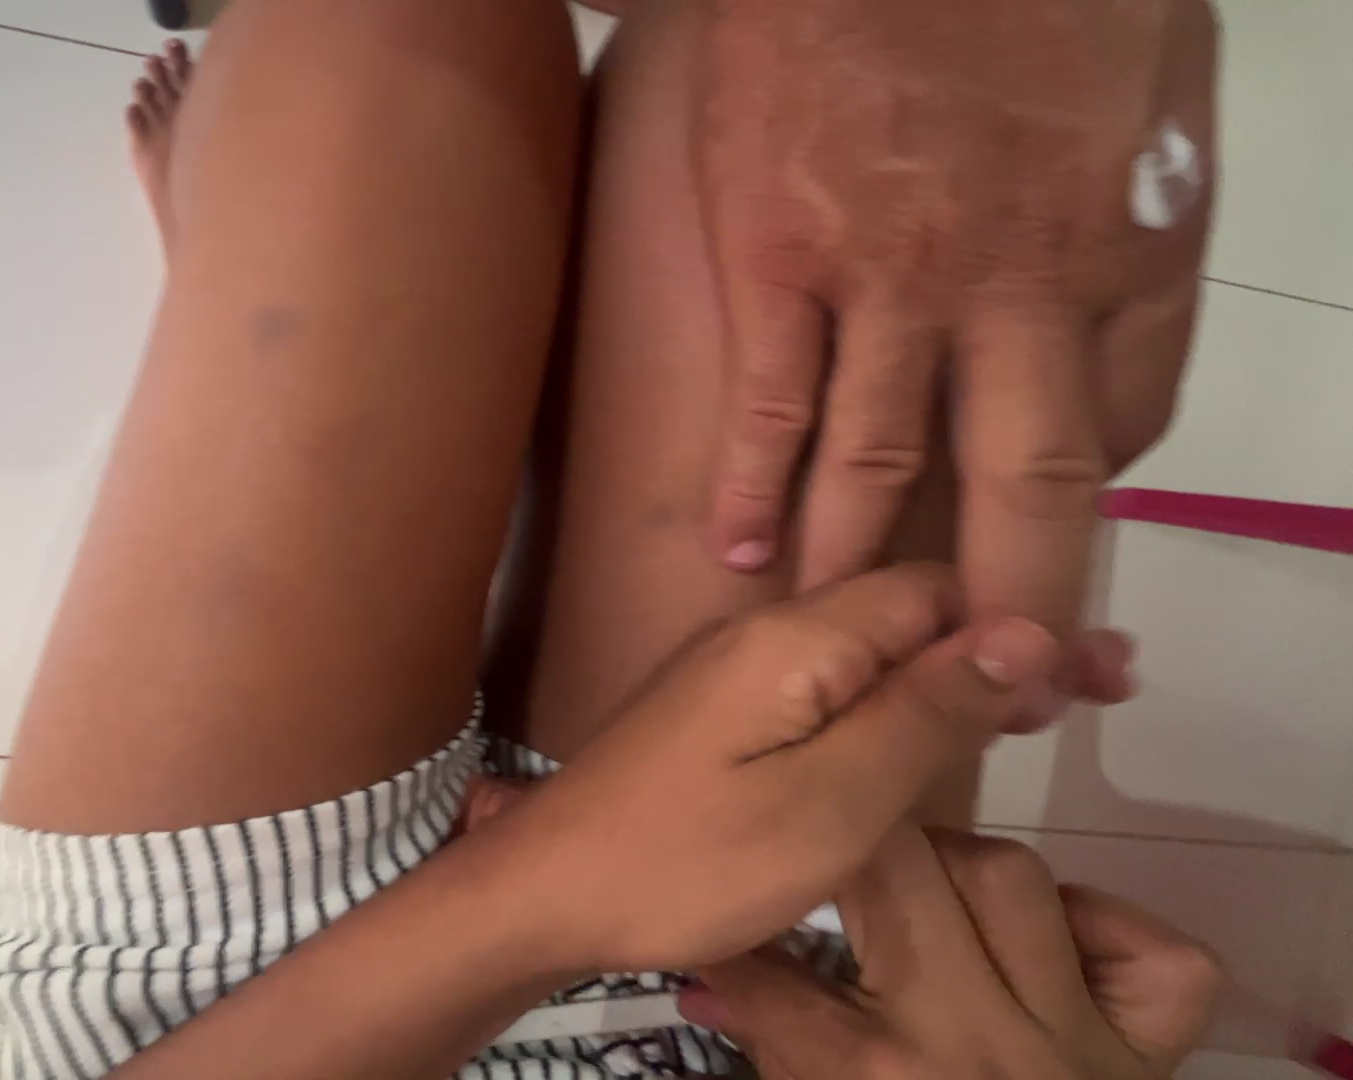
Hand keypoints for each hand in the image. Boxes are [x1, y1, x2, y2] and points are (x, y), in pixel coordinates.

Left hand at [484, 563, 1066, 975]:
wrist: (556, 882)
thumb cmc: (690, 857)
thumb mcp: (829, 801)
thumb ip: (921, 713)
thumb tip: (1018, 633)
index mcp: (788, 638)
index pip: (927, 590)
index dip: (1017, 627)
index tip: (1099, 686)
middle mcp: (754, 632)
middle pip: (895, 614)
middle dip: (988, 649)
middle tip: (1089, 705)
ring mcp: (726, 669)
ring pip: (857, 652)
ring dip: (939, 678)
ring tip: (1022, 721)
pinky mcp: (713, 709)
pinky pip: (816, 688)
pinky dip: (880, 705)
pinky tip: (916, 738)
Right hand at [684, 828, 1223, 1077]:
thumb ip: (758, 1029)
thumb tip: (693, 967)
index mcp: (874, 1070)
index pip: (762, 957)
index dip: (727, 911)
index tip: (721, 886)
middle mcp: (973, 1042)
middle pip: (898, 866)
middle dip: (849, 850)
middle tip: (836, 869)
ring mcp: (1076, 1048)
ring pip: (1012, 878)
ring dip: (955, 867)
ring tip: (927, 892)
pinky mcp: (1152, 1063)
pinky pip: (1161, 960)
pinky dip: (1103, 928)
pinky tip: (1047, 941)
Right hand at [692, 0, 1219, 632]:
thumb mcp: (1145, 89)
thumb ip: (1132, 218)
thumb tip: (1090, 322)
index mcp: (1117, 240)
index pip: (1114, 421)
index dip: (1081, 510)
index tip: (1042, 560)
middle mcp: (1010, 288)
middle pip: (1020, 480)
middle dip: (1010, 600)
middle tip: (992, 694)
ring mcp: (883, 286)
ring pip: (879, 461)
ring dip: (858, 563)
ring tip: (836, 639)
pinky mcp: (778, 272)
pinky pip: (771, 404)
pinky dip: (754, 487)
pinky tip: (736, 552)